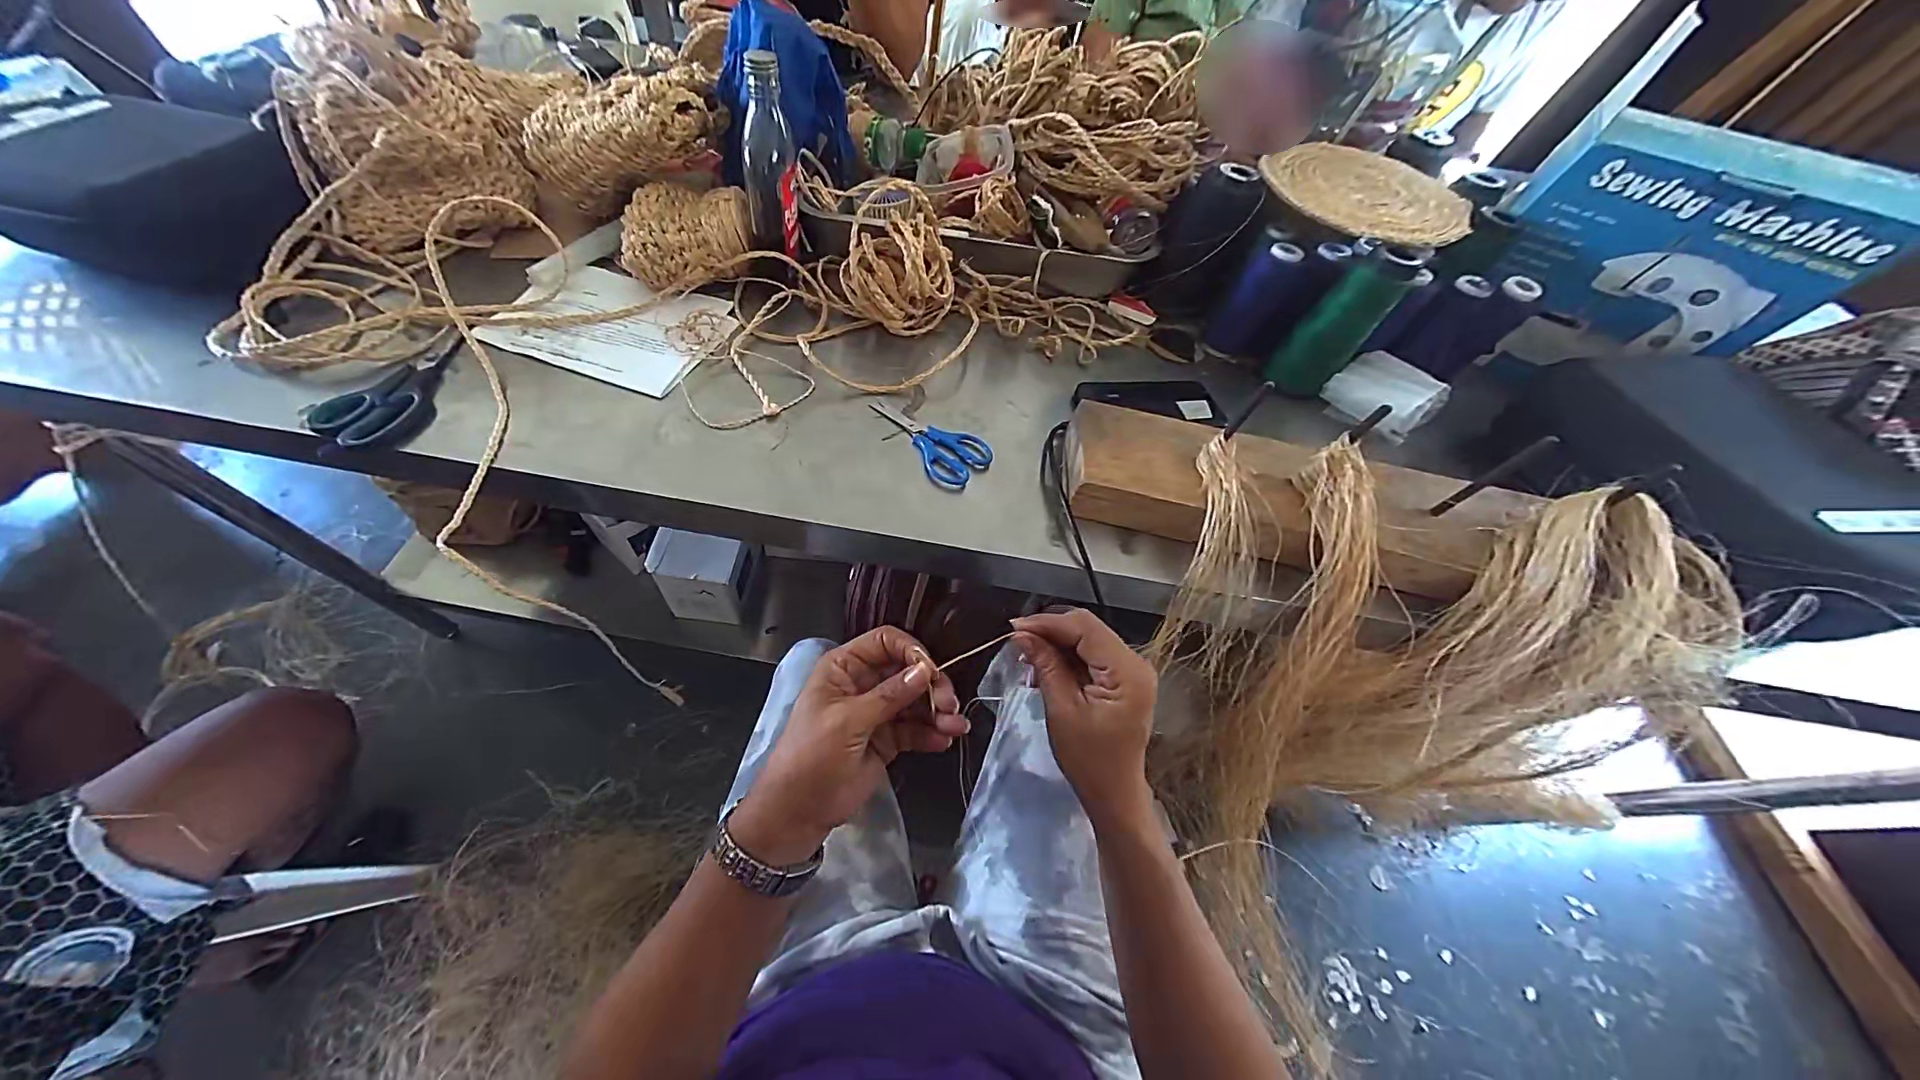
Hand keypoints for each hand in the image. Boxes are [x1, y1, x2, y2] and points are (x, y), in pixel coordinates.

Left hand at [732, 628, 964, 864]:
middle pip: (908, 671)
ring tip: (954, 727)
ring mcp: (877, 713)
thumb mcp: (847, 721)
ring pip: (917, 701)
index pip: (885, 642)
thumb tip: (924, 671)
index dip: (911, 651)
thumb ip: (889, 696)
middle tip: (948, 705)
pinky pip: (916, 729)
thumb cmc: (810, 757)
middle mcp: (863, 684)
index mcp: (844, 668)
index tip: (931, 672)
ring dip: (938, 712)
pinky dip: (932, 733)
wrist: (797, 812)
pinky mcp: (888, 740)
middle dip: (932, 686)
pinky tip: (944, 740)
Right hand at [1010, 609, 1157, 829]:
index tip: (1013, 628)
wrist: (1114, 794)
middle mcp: (1136, 663)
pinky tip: (1045, 665)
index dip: (1047, 623)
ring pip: (1088, 639)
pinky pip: (1092, 655)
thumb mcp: (1062, 710)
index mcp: (1128, 671)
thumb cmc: (1089, 760)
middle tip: (1016, 641)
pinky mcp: (1124, 679)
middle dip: (1050, 631)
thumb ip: (1046, 665)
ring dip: (1056, 643)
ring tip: (1026, 656)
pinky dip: (1067, 656)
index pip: (1085, 628)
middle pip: (1088, 629)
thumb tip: (1022, 634)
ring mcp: (1132, 670)